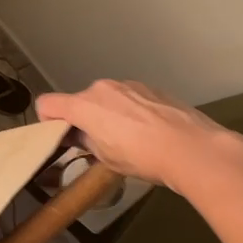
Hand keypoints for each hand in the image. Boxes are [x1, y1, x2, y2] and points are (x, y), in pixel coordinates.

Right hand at [35, 79, 242, 192]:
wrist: (196, 150)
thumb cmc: (144, 157)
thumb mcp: (106, 157)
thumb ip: (85, 141)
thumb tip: (80, 135)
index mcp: (83, 105)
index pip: (47, 104)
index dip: (49, 121)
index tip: (64, 138)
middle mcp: (101, 88)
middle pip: (79, 100)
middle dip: (85, 118)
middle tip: (102, 142)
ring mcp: (128, 85)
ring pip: (107, 98)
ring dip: (110, 113)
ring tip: (134, 136)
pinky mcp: (152, 88)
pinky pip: (131, 97)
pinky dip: (133, 110)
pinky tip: (153, 129)